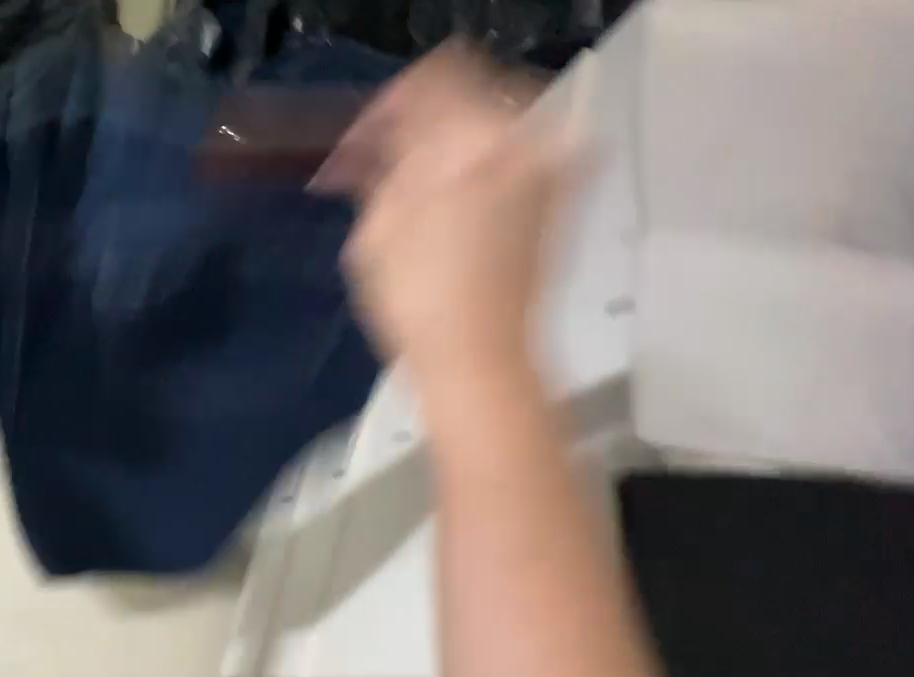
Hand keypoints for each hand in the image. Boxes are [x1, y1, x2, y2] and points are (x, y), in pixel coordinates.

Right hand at [318, 45, 575, 382]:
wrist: (479, 358)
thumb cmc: (415, 304)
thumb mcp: (375, 236)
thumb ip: (380, 174)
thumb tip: (371, 147)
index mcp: (472, 141)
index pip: (427, 81)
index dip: (382, 111)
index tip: (355, 148)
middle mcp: (524, 138)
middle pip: (464, 95)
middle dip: (414, 129)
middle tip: (373, 170)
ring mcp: (550, 164)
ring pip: (487, 127)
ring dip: (442, 149)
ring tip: (404, 193)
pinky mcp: (559, 193)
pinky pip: (510, 156)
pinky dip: (473, 168)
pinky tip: (441, 206)